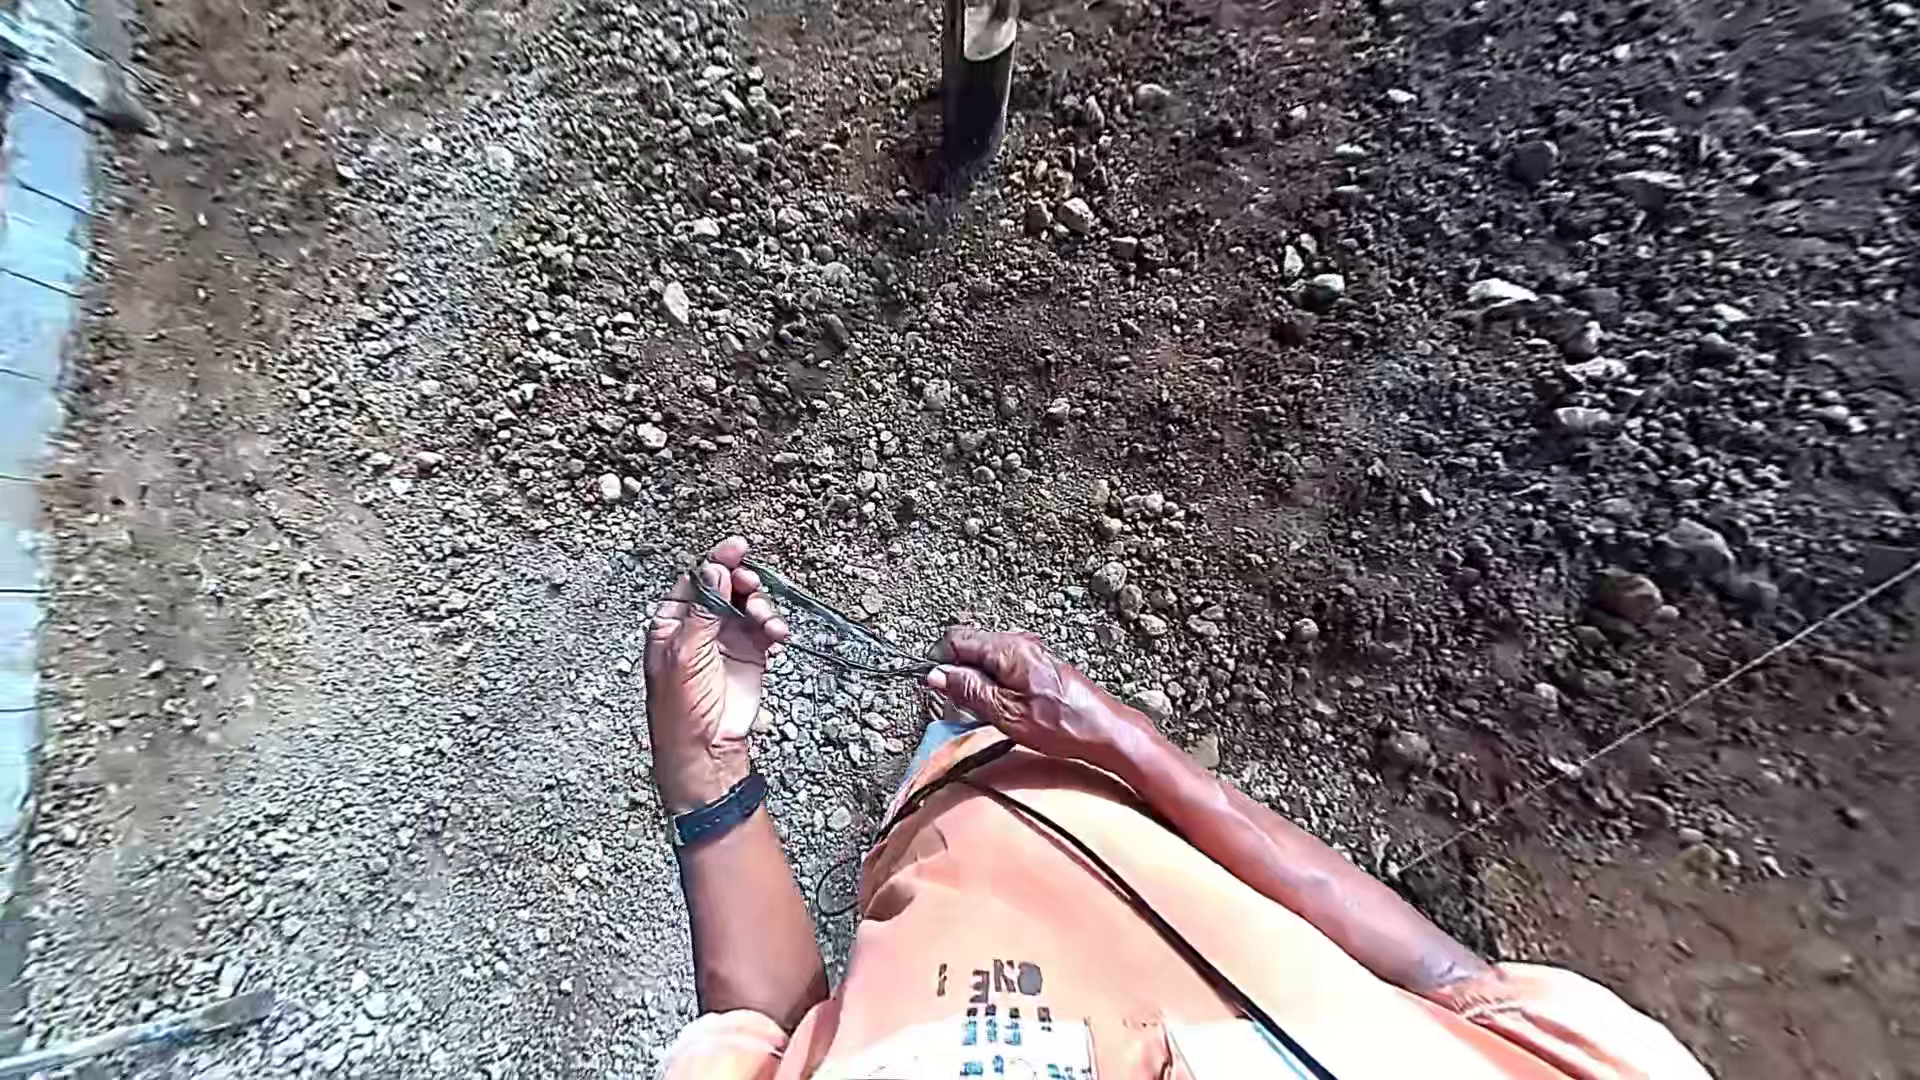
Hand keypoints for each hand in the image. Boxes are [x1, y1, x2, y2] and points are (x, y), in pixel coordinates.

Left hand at [644, 537, 789, 813]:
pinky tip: (777, 636)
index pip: (697, 581)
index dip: (716, 562)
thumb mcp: (685, 655)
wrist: (707, 747)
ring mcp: (729, 639)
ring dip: (762, 607)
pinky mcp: (752, 653)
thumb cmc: (681, 707)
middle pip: (727, 588)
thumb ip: (703, 611)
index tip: (737, 547)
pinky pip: (767, 629)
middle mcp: (702, 626)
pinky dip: (775, 628)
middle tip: (752, 587)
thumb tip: (715, 571)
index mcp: (674, 622)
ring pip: (750, 605)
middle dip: (743, 584)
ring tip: (766, 623)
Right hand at [923, 628, 1153, 770]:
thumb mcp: (1005, 713)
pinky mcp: (1038, 662)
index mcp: (1007, 648)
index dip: (941, 663)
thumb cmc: (1060, 725)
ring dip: (975, 678)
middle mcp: (1018, 640)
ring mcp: (1030, 649)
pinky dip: (993, 681)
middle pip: (969, 645)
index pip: (955, 638)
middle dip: (957, 672)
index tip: (940, 690)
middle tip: (962, 705)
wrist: (1105, 731)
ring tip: (985, 709)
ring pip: (984, 655)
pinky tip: (1003, 705)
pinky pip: (1002, 663)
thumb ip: (968, 690)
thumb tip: (936, 674)